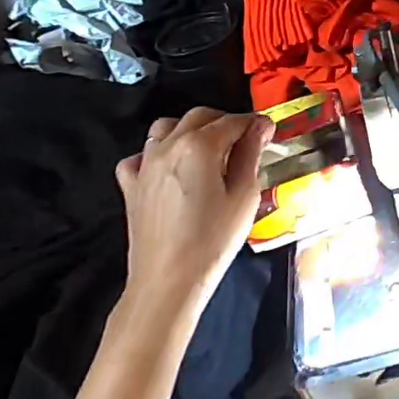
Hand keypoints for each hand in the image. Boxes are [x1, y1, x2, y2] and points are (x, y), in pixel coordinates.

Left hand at [113, 109, 270, 304]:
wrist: (168, 281)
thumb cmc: (213, 239)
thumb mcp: (244, 195)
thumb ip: (251, 154)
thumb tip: (260, 126)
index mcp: (199, 146)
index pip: (232, 121)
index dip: (254, 123)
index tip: (268, 131)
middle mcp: (168, 146)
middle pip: (199, 117)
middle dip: (224, 122)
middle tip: (245, 141)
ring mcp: (145, 165)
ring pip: (166, 128)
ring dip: (190, 130)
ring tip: (209, 151)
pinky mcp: (130, 186)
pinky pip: (141, 156)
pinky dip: (156, 153)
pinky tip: (171, 169)